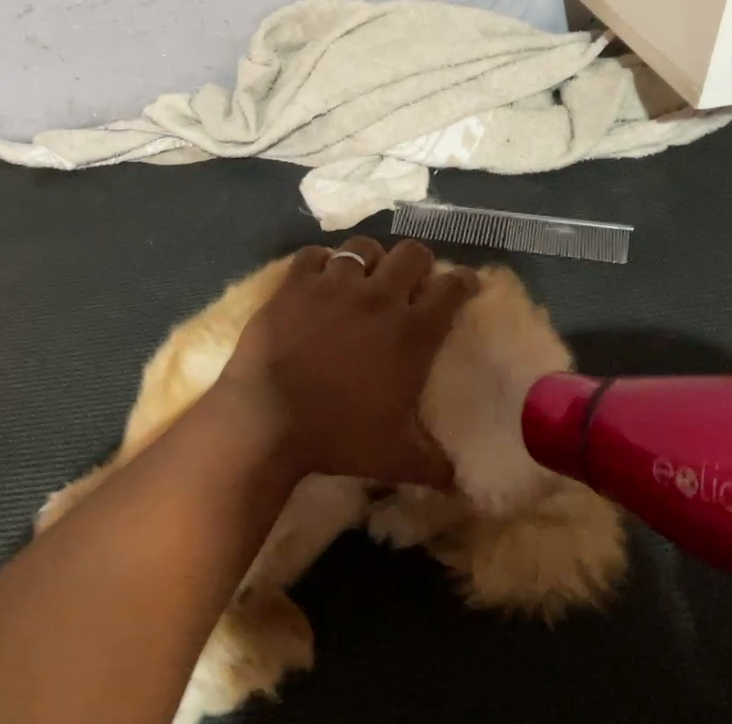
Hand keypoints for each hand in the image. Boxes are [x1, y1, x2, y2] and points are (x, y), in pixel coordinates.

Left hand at [211, 237, 478, 486]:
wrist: (268, 418)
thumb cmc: (339, 436)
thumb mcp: (398, 459)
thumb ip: (436, 465)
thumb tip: (460, 483)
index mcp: (413, 333)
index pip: (451, 290)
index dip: (462, 282)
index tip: (463, 284)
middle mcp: (378, 298)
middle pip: (411, 254)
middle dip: (419, 262)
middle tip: (412, 279)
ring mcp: (333, 285)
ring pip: (362, 248)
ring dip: (370, 258)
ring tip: (365, 274)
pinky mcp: (294, 284)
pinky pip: (313, 254)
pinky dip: (321, 261)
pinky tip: (319, 276)